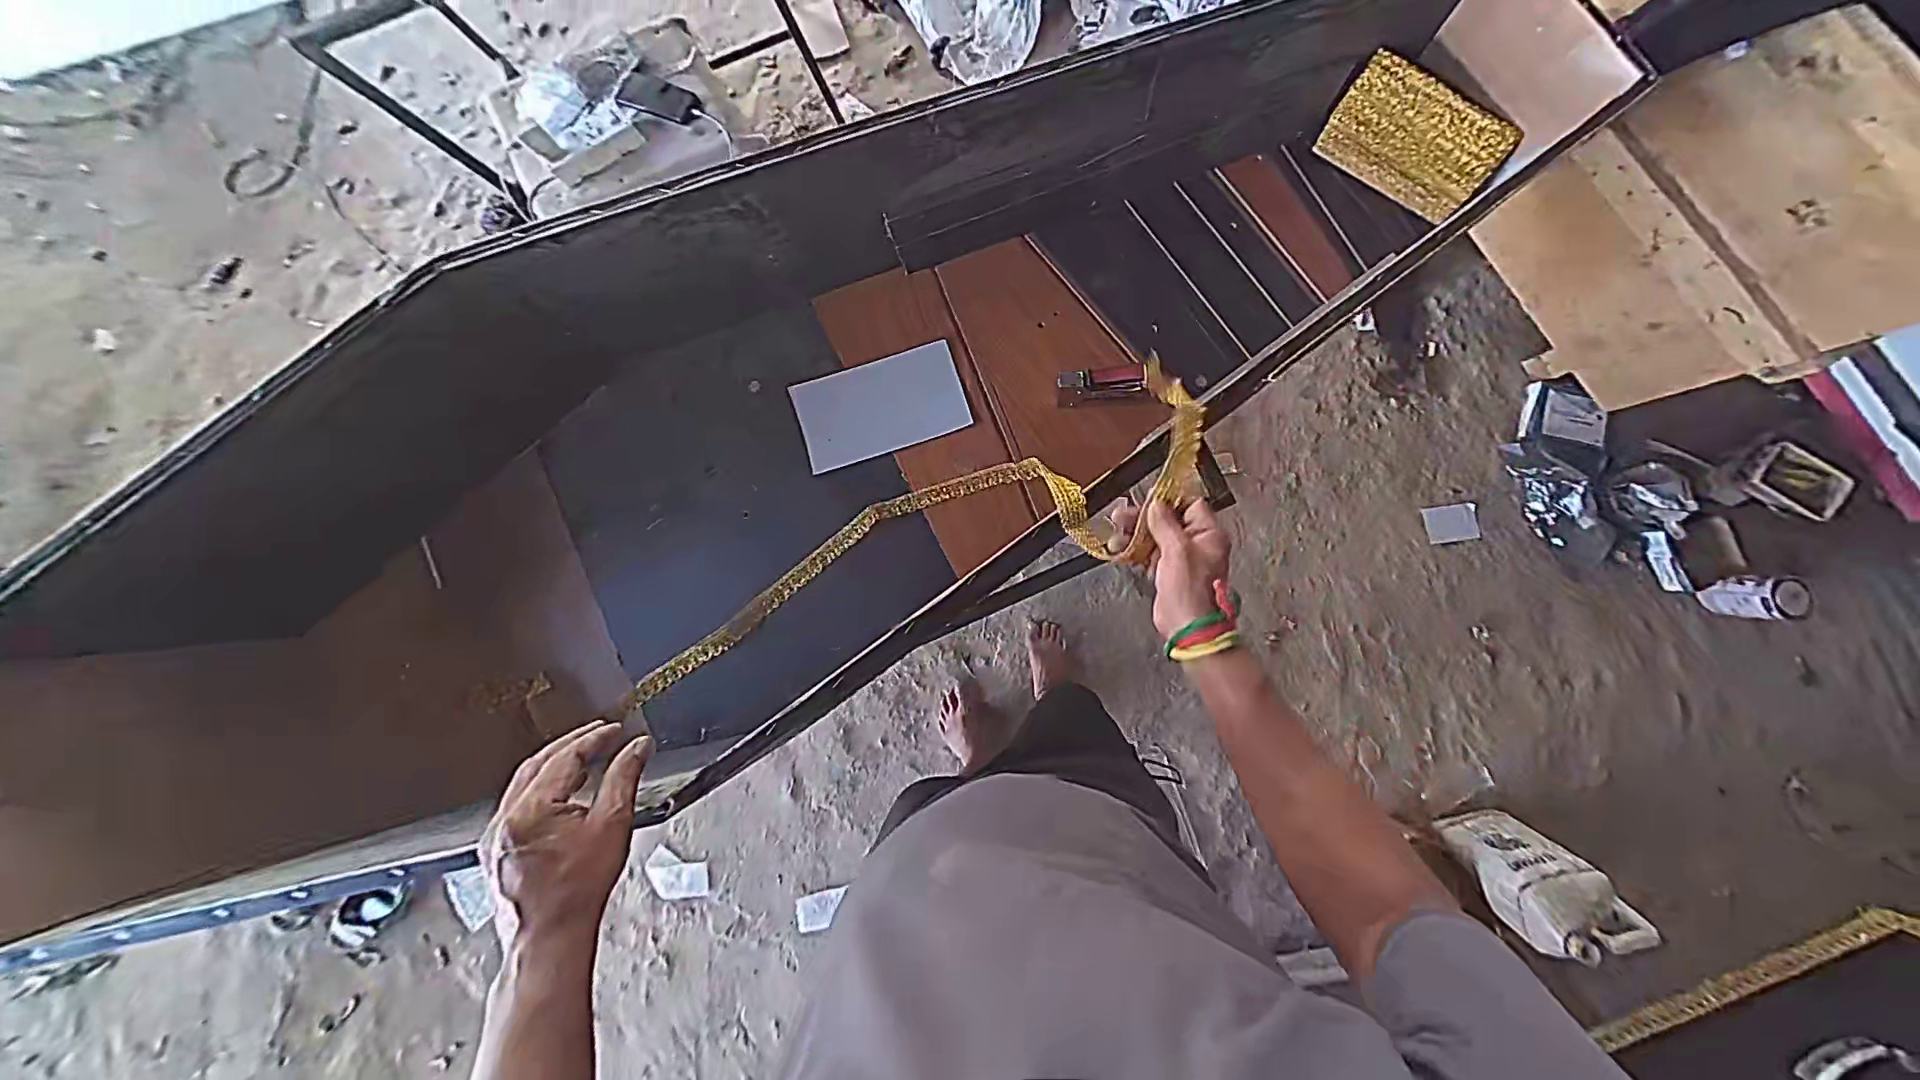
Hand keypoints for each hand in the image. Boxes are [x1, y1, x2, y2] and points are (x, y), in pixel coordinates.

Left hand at [480, 720, 651, 949]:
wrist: (549, 939)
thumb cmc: (578, 892)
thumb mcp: (613, 824)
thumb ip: (624, 777)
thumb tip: (637, 747)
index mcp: (529, 810)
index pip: (565, 756)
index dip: (594, 738)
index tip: (616, 730)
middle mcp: (504, 820)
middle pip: (539, 763)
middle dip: (573, 744)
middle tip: (601, 733)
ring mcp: (494, 836)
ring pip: (524, 783)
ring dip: (556, 763)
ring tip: (586, 756)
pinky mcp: (494, 850)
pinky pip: (517, 803)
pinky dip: (543, 787)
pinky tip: (563, 791)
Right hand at [1113, 497, 1232, 638]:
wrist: (1187, 625)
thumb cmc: (1191, 590)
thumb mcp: (1177, 549)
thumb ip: (1165, 524)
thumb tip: (1156, 505)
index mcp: (1209, 535)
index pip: (1190, 506)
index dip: (1168, 501)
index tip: (1147, 498)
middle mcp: (1197, 544)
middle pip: (1169, 521)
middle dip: (1144, 519)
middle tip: (1122, 516)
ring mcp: (1182, 559)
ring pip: (1156, 537)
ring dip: (1135, 535)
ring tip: (1116, 535)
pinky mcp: (1168, 572)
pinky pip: (1150, 554)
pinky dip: (1135, 551)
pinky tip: (1120, 549)